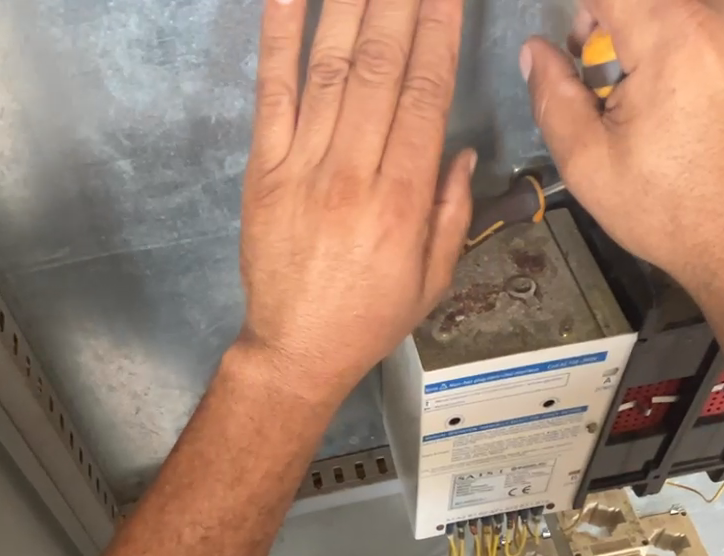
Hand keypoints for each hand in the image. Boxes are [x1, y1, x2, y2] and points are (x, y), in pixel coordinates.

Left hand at [235, 0, 476, 403]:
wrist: (296, 351)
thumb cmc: (367, 321)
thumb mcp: (431, 283)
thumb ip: (450, 214)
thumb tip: (459, 149)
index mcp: (402, 203)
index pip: (426, 95)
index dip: (440, 31)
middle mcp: (353, 175)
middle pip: (382, 67)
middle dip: (402, 0)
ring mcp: (302, 168)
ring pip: (331, 66)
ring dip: (351, 2)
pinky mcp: (264, 170)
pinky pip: (272, 91)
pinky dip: (279, 34)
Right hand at [521, 0, 723, 297]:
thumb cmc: (667, 211)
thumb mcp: (589, 166)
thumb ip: (554, 99)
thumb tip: (536, 51)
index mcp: (674, 32)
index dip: (584, 10)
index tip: (577, 45)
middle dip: (624, 18)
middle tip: (615, 74)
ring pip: (700, 4)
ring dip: (670, 31)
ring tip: (664, 91)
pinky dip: (712, 41)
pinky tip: (708, 98)